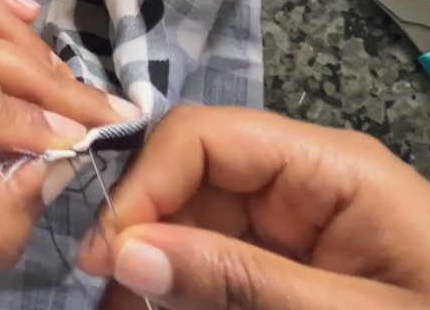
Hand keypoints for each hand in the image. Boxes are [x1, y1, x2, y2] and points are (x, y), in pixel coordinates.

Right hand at [81, 106, 429, 309]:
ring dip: (156, 265)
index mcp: (329, 165)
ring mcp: (302, 228)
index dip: (146, 180)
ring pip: (198, 225)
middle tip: (100, 290)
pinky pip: (227, 266)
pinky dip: (189, 291)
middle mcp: (304, 181)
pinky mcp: (302, 273)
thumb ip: (243, 282)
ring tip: (117, 306)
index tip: (107, 249)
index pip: (206, 137)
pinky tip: (157, 308)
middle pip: (193, 179)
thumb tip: (123, 250)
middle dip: (142, 228)